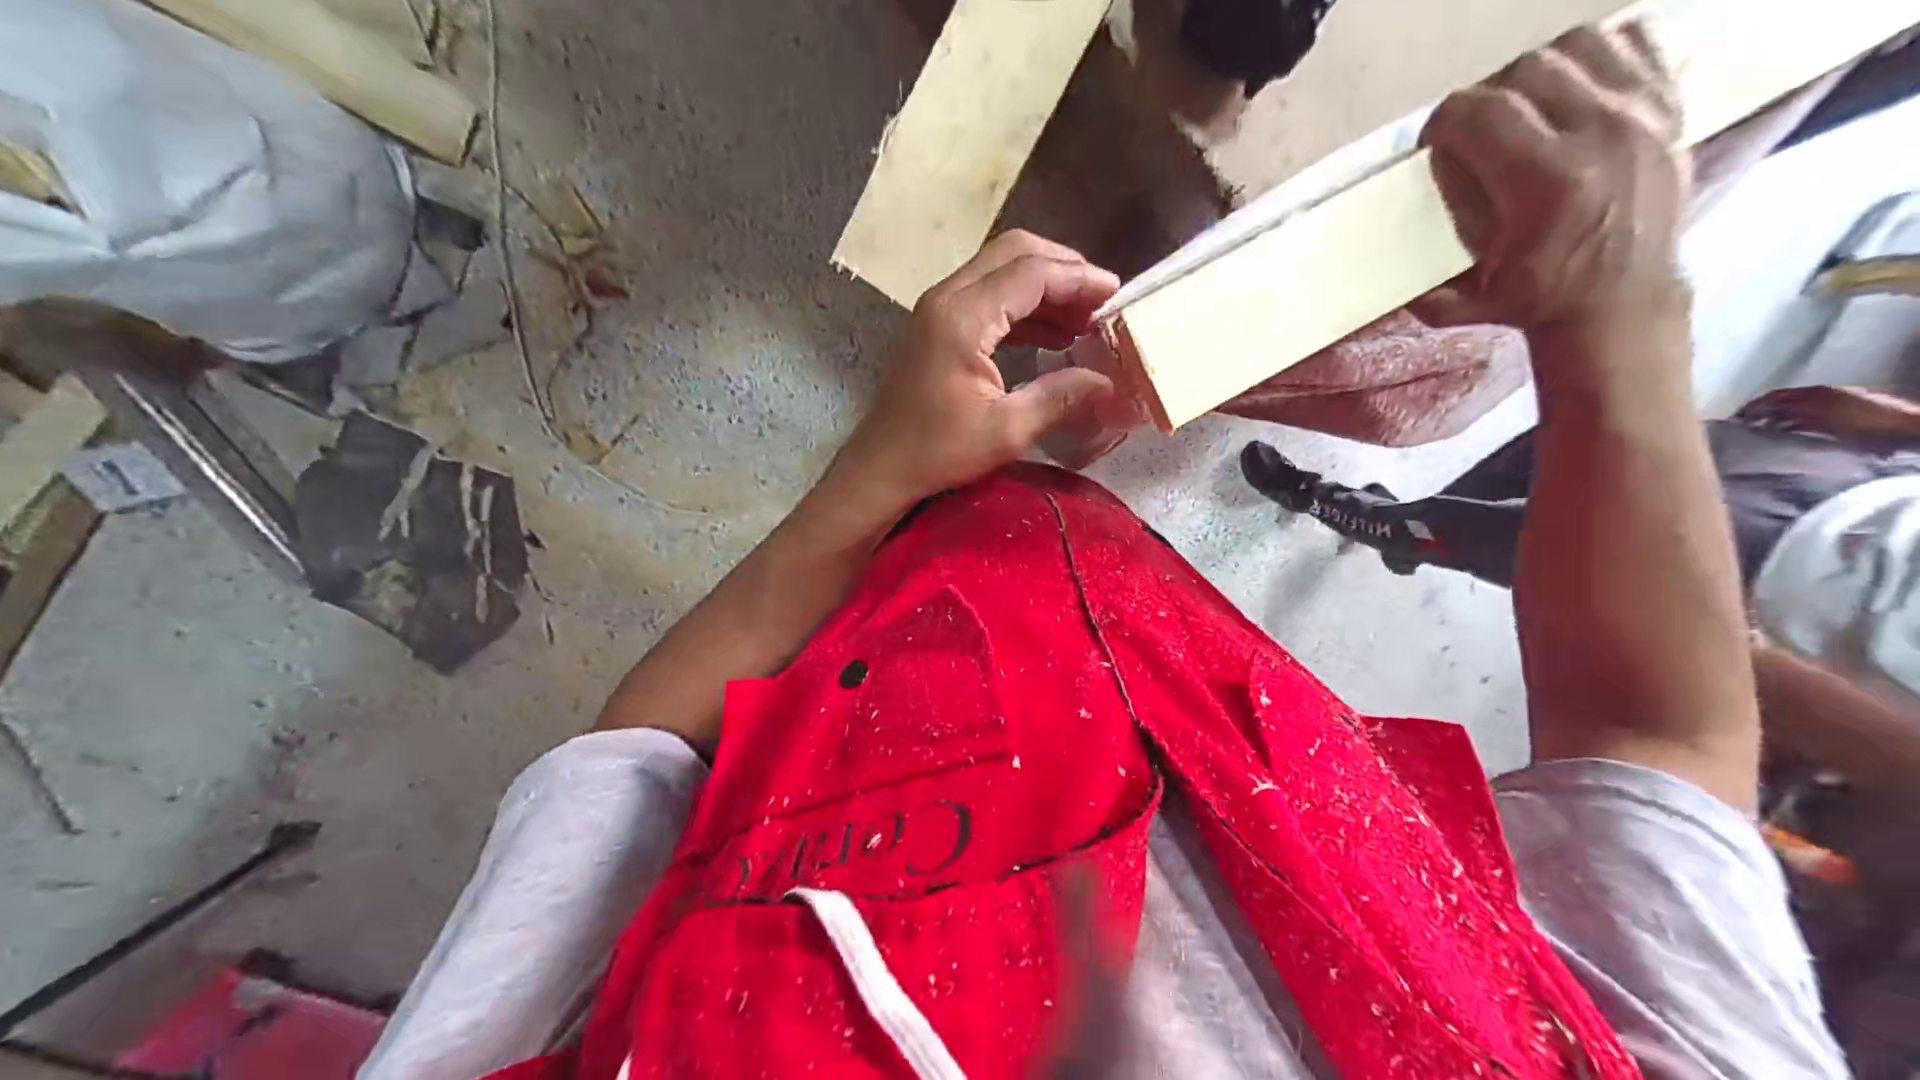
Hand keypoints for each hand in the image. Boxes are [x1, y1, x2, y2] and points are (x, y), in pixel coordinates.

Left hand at [821, 231, 1118, 515]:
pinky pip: (987, 297)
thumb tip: (1107, 380)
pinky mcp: (937, 324)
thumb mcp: (1006, 430)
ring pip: (1000, 271)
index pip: (1031, 273)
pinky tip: (1054, 335)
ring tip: (1085, 319)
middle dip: (1064, 270)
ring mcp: (938, 308)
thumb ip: (1059, 397)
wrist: (881, 467)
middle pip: (1014, 253)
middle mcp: (947, 297)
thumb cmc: (938, 451)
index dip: (1079, 278)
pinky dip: (1022, 307)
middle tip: (1101, 301)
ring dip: (1044, 288)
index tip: (1117, 296)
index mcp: (962, 318)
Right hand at [1413, 25, 1691, 361]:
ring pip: (1575, 47)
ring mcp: (1642, 113)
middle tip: (1471, 132)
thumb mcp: (1460, 303)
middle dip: (1484, 98)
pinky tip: (1570, 88)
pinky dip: (1593, 56)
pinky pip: (1631, 41)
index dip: (1444, 121)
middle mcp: (1601, 135)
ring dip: (1535, 72)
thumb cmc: (1535, 301)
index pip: (1481, 112)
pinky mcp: (1668, 104)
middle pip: (1525, 71)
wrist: (1619, 301)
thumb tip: (1390, 249)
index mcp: (1547, 185)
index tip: (1435, 144)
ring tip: (1518, 107)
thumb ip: (1419, 279)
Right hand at [1739, 385, 1919, 440]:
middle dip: (1757, 414)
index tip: (1731, 419)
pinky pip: (1801, 426)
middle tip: (1737, 428)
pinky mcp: (1833, 426)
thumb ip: (1786, 407)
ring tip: (1753, 434)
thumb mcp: (1821, 409)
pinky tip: (1777, 438)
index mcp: (1815, 392)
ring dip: (1770, 422)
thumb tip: (1754, 409)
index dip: (1751, 405)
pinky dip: (1785, 430)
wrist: (1904, 428)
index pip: (1772, 396)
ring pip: (1788, 415)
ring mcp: (1827, 412)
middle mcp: (1818, 398)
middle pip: (1780, 404)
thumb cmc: (1862, 417)